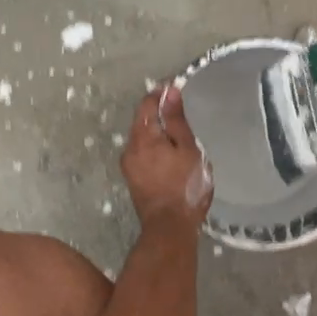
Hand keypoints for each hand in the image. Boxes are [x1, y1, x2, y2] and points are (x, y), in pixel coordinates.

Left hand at [121, 85, 213, 233]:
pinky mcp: (133, 178)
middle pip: (142, 121)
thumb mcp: (188, 149)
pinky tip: (169, 153)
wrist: (169, 227)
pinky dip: (154, 146)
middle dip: (158, 112)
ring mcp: (129, 165)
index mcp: (143, 137)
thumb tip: (170, 91)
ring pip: (141, 138)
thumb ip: (177, 120)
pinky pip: (142, 153)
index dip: (160, 94)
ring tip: (178, 132)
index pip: (147, 104)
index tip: (175, 88)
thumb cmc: (185, 185)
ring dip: (156, 131)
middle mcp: (130, 147)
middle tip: (180, 110)